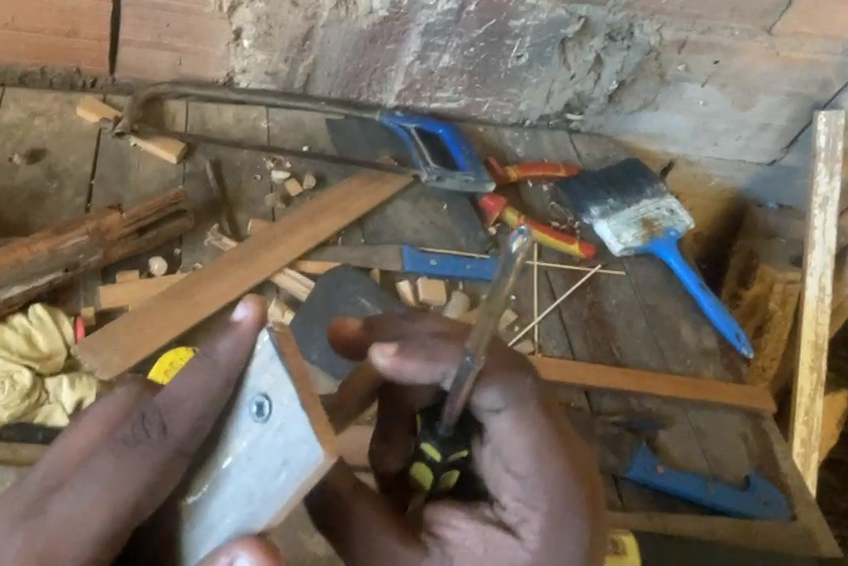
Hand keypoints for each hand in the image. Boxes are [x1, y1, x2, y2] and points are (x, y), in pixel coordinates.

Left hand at [0, 296, 278, 565]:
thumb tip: (263, 543)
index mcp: (53, 540)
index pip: (149, 434)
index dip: (211, 373)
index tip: (254, 309)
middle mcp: (28, 503)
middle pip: (126, 410)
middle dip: (192, 397)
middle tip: (253, 414)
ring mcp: (16, 507)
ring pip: (106, 427)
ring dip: (165, 432)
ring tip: (210, 479)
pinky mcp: (17, 520)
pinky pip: (90, 460)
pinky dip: (136, 467)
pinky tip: (158, 523)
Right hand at [304, 312, 607, 565]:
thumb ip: (346, 506)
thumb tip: (295, 438)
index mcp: (547, 479)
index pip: (505, 381)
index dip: (438, 356)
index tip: (375, 357)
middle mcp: (553, 441)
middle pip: (478, 360)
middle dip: (405, 349)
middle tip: (338, 340)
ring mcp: (535, 436)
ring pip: (461, 368)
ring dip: (402, 393)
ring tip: (380, 465)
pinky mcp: (512, 440)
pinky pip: (459, 394)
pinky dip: (413, 408)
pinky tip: (390, 455)